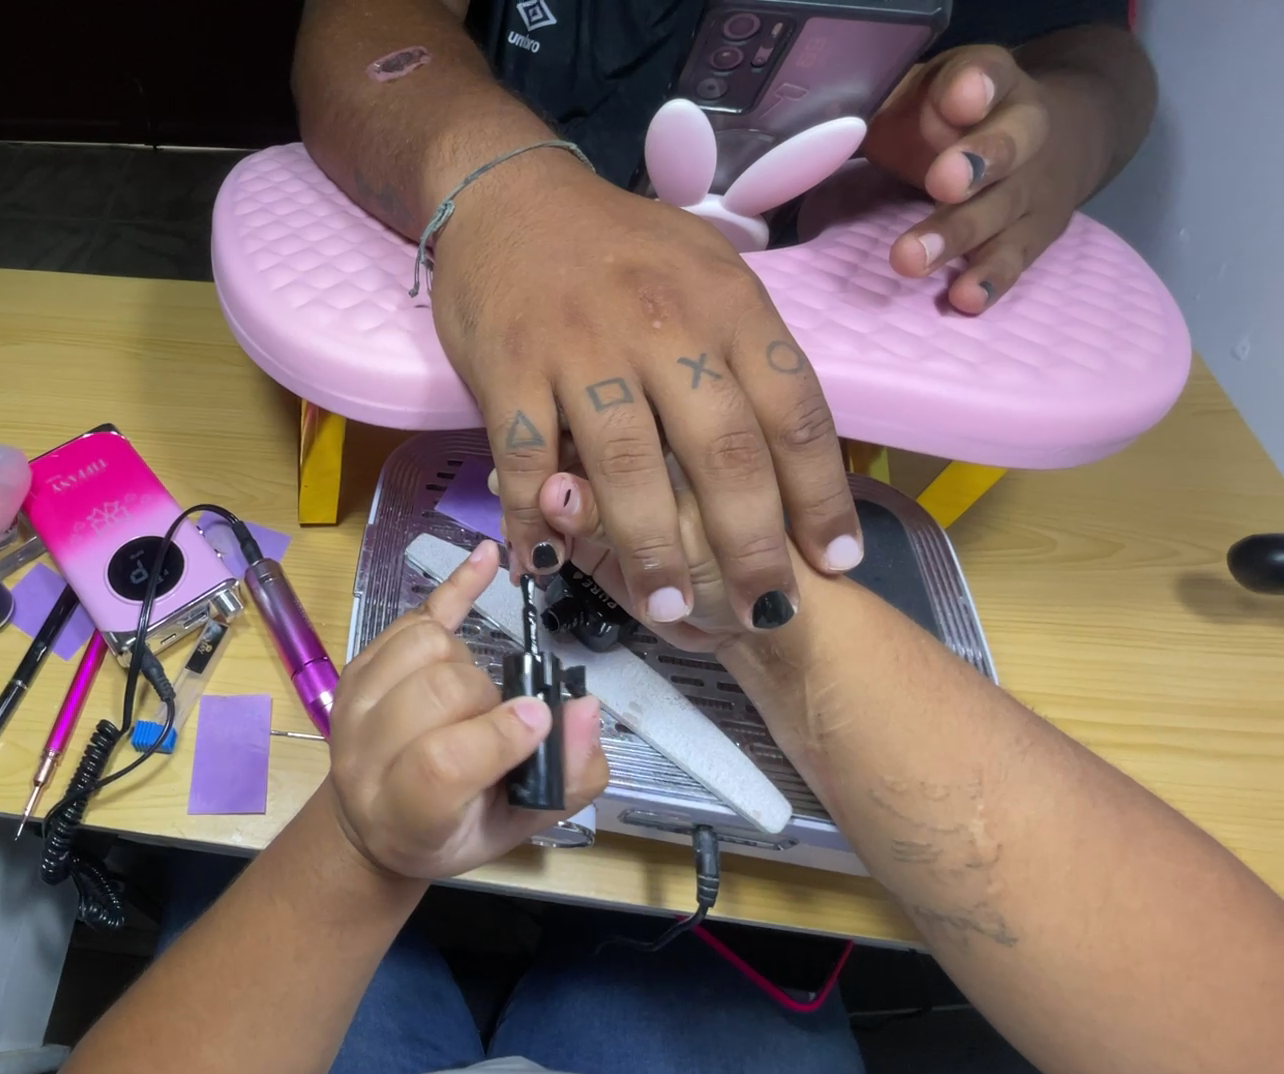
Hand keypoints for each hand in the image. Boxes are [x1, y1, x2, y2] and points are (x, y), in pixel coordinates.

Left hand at [327, 538, 608, 879]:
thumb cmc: (452, 829)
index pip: (439, 763)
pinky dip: (453, 588)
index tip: (540, 718)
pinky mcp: (359, 666)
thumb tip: (584, 709)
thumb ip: (564, 781)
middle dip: (487, 698)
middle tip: (501, 717)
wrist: (375, 818)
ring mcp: (354, 703)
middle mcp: (364, 754)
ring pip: (424, 645)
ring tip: (475, 690)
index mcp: (403, 812)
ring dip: (466, 660)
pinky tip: (487, 558)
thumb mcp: (516, 828)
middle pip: (435, 692)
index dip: (496, 735)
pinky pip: (409, 616)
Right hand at [431, 152, 861, 634]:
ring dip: (650, 546)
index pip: (793, 409)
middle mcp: (661, 326)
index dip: (820, 494)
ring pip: (625, 464)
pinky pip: (526, 458)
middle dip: (748, 542)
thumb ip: (738, 347)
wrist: (507, 196)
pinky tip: (543, 563)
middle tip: (762, 609)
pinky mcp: (508, 369)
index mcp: (726, 302)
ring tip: (669, 608)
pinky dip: (533, 519)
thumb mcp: (702, 269)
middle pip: (720, 451)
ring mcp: (579, 348)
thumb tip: (774, 445)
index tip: (835, 559)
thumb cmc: (612, 243)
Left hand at [864, 44, 1118, 312]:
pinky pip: (1015, 256)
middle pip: (1007, 144)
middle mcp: (1022, 130)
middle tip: (944, 182)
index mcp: (983, 87)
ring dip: (958, 234)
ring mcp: (1031, 186)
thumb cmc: (942, 119)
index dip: (973, 85)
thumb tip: (796, 143)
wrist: (1038, 135)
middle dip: (977, 162)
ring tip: (912, 260)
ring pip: (1003, 208)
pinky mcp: (1032, 232)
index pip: (985, 73)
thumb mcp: (912, 96)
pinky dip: (991, 279)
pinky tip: (966, 299)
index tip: (961, 97)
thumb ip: (868, 107)